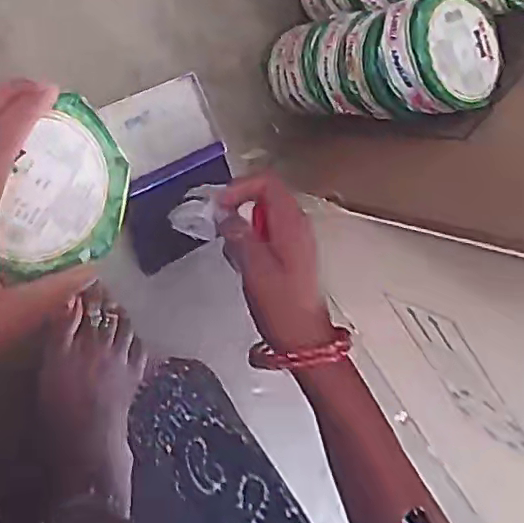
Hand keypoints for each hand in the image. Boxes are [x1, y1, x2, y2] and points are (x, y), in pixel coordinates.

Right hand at [218, 173, 334, 352]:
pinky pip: (265, 230)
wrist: (304, 340)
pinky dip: (249, 237)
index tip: (220, 204)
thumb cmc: (283, 307)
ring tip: (233, 249)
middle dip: (238, 203)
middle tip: (220, 223)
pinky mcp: (290, 252)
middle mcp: (296, 225)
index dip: (239, 187)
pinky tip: (243, 261)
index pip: (266, 182)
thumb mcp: (255, 268)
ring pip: (262, 212)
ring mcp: (295, 238)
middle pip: (265, 193)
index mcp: (291, 223)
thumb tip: (225, 215)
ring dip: (242, 223)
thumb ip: (239, 235)